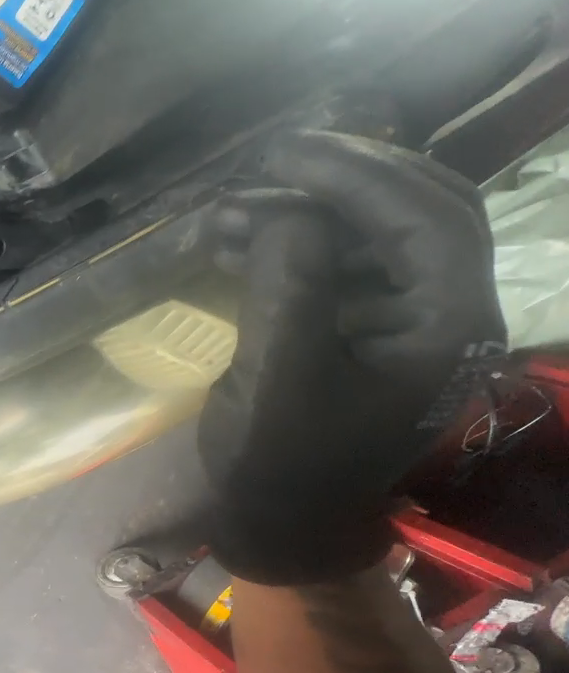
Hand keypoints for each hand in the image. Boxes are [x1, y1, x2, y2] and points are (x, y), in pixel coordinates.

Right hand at [200, 131, 507, 585]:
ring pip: (374, 239)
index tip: (282, 153)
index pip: (422, 219)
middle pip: (417, 214)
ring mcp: (406, 322)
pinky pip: (342, 271)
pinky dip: (292, 248)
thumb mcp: (278, 376)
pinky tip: (236, 243)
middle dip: (344, 178)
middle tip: (270, 160)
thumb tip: (284, 214)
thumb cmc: (279, 459)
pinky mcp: (364, 334)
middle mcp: (443, 311)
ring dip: (306, 214)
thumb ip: (291, 290)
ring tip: (227, 209)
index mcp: (445, 323)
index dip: (356, 175)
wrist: (280, 519)